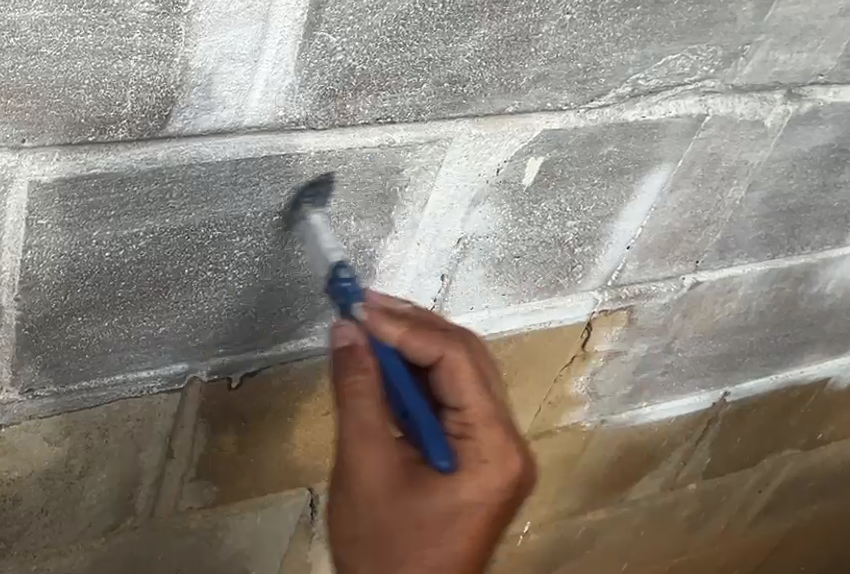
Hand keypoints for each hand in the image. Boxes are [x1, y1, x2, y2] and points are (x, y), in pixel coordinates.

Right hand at [326, 291, 535, 573]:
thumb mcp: (365, 462)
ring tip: (361, 323)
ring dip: (408, 344)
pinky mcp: (469, 457)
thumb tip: (345, 326)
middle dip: (409, 324)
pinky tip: (375, 361)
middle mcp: (504, 442)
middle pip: (464, 357)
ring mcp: (490, 450)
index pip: (455, 357)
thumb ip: (358, 388)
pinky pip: (445, 397)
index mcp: (493, 447)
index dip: (403, 324)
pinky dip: (409, 373)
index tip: (352, 308)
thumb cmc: (386, 546)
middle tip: (357, 304)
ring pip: (456, 372)